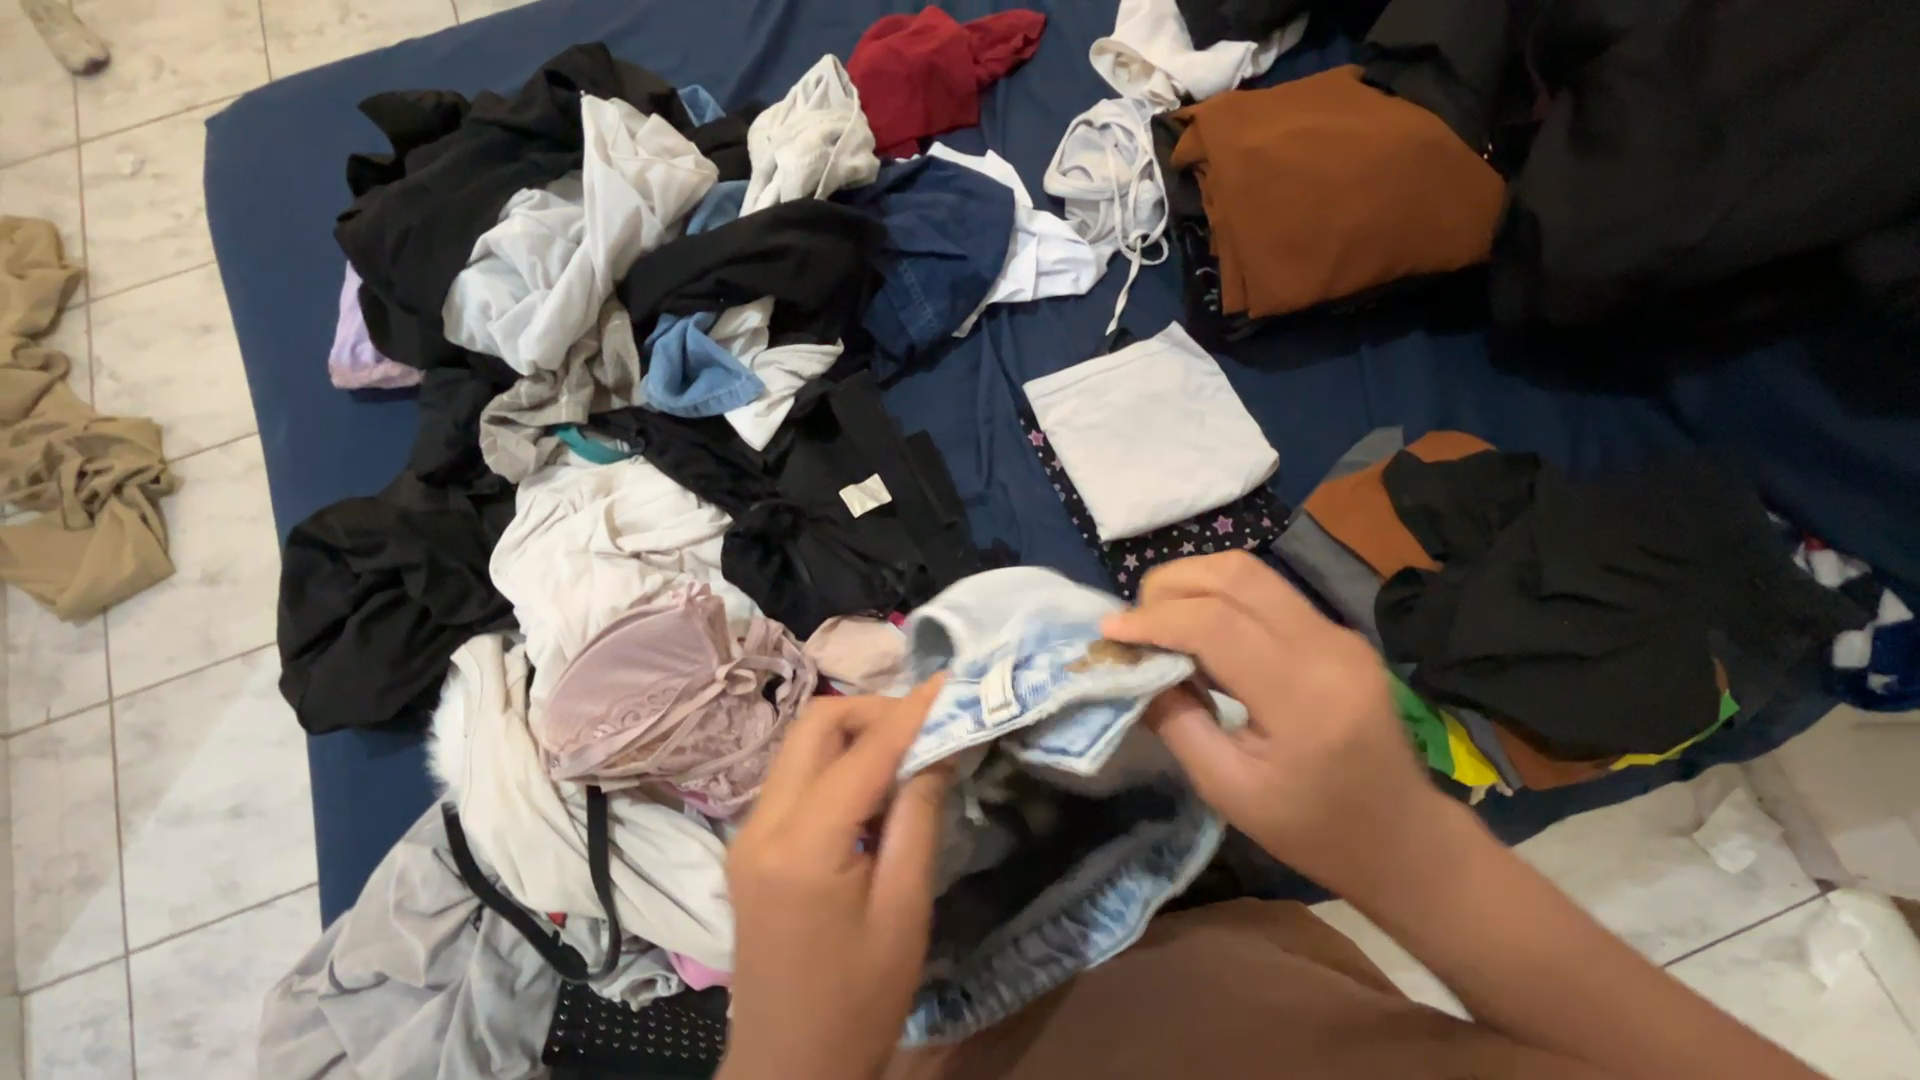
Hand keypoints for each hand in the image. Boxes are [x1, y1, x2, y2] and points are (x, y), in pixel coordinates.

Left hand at [720, 679, 949, 1079]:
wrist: (789, 1066)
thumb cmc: (860, 1000)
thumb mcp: (905, 910)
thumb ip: (918, 817)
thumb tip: (938, 747)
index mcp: (803, 845)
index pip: (863, 752)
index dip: (910, 712)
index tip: (950, 683)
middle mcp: (761, 824)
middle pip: (814, 726)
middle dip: (873, 711)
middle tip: (927, 725)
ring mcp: (746, 833)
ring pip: (800, 746)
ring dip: (854, 734)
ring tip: (908, 751)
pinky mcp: (748, 846)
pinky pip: (793, 779)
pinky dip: (835, 764)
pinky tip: (873, 786)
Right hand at [1101, 552, 1440, 891]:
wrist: (1401, 836)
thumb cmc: (1310, 828)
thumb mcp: (1226, 789)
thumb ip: (1175, 721)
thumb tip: (1132, 667)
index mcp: (1302, 696)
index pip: (1214, 624)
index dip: (1153, 620)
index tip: (1108, 633)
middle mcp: (1327, 647)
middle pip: (1235, 576)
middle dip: (1170, 586)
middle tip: (1134, 622)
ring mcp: (1339, 633)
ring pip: (1252, 573)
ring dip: (1194, 583)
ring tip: (1159, 620)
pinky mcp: (1339, 633)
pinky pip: (1269, 593)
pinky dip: (1220, 598)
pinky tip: (1198, 632)